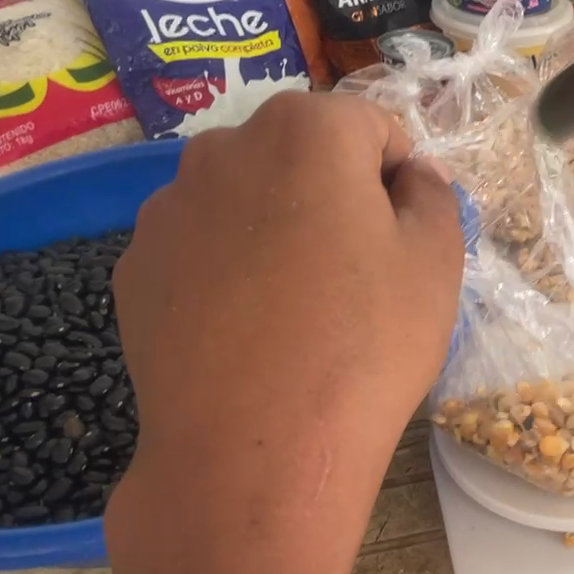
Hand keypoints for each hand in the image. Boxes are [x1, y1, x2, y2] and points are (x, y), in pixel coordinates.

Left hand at [107, 93, 463, 573]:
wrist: (256, 450)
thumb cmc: (366, 343)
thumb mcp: (437, 262)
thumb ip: (434, 195)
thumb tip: (411, 175)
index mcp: (307, 131)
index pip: (371, 124)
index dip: (401, 174)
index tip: (409, 233)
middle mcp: (223, 149)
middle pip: (302, 152)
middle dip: (337, 192)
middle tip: (363, 269)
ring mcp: (167, 209)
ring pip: (248, 198)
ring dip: (282, 226)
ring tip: (303, 306)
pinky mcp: (137, 269)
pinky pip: (205, 247)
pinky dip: (233, 268)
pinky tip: (253, 331)